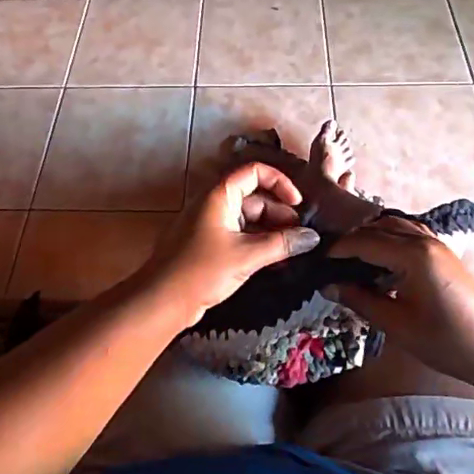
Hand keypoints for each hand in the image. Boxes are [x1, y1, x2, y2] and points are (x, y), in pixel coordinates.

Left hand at [138, 162, 319, 317]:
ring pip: (249, 219)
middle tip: (300, 236)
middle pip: (255, 197)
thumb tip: (312, 237)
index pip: (255, 171)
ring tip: (293, 251)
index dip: (280, 183)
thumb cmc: (201, 270)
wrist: (160, 301)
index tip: (298, 204)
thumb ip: (282, 244)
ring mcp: (211, 225)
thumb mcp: (247, 255)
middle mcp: (215, 204)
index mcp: (220, 195)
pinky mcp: (210, 245)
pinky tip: (277, 261)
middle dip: (280, 213)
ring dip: (272, 231)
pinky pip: (241, 236)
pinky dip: (259, 244)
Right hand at [327, 216, 473, 390]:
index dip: (338, 249)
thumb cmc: (445, 340)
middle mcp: (425, 240)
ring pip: (395, 227)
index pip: (365, 241)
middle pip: (379, 228)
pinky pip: (409, 234)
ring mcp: (437, 244)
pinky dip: (390, 239)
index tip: (317, 260)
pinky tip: (381, 260)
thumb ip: (360, 300)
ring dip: (372, 236)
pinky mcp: (443, 253)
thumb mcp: (396, 324)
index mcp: (413, 255)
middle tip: (329, 260)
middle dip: (352, 240)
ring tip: (351, 259)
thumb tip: (328, 286)